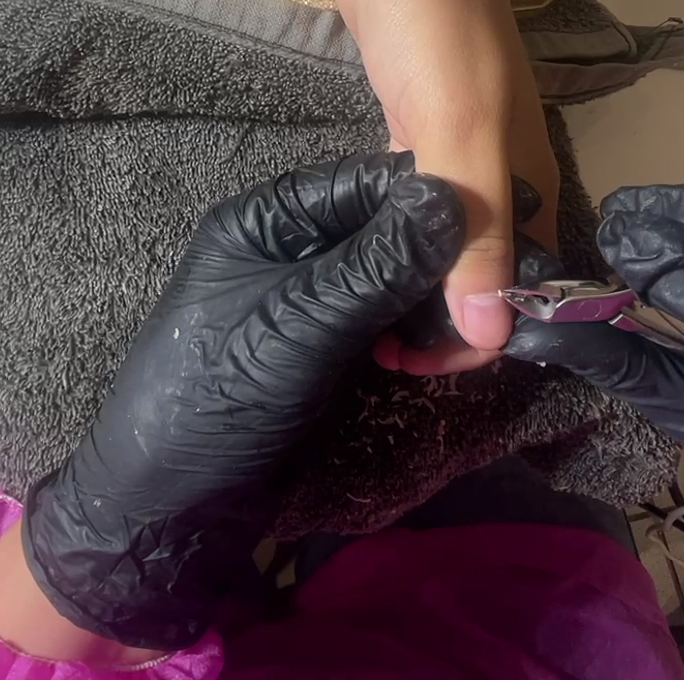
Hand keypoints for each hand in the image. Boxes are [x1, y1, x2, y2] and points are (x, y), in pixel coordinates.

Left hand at [19, 153, 464, 648]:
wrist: (176, 499)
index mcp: (271, 216)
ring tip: (463, 347)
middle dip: (442, 264)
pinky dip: (416, 333)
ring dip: (434, 305)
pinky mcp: (328, 336)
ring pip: (396, 276)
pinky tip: (432, 360)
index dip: (437, 202)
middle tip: (497, 304)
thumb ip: (377, 266)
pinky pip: (387, 316)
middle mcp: (295, 241)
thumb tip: (454, 198)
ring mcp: (313, 290)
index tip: (508, 228)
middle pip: (389, 228)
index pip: (370, 184)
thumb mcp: (300, 326)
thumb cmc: (219, 394)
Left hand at [335, 0, 559, 375]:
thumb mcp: (457, 127)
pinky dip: (393, 236)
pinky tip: (361, 255)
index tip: (418, 362)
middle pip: (483, 270)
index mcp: (528, 181)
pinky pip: (412, 204)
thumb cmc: (436, 25)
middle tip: (376, 349)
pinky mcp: (415, 130)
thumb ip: (473, 227)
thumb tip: (490, 332)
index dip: (481, 334)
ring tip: (363, 321)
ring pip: (446, 240)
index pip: (523, 286)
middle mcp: (500, 175)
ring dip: (414, 281)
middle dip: (441, 319)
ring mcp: (455, 151)